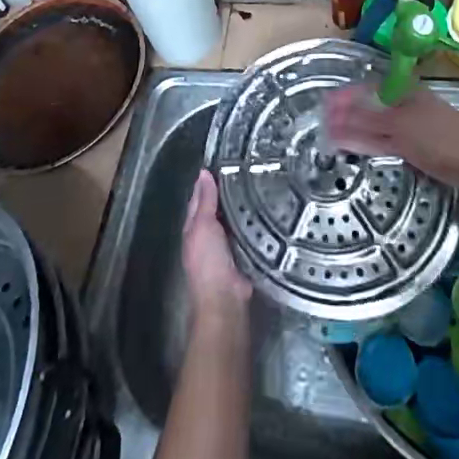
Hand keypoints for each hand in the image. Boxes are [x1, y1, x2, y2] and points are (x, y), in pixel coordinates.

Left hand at [181, 169, 250, 322]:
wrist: (225, 297)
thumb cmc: (208, 259)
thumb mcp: (203, 225)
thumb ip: (205, 201)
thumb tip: (203, 173)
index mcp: (193, 226)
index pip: (199, 197)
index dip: (207, 181)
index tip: (223, 161)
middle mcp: (207, 234)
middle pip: (217, 208)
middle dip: (228, 192)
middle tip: (246, 170)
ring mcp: (225, 245)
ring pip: (233, 218)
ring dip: (243, 205)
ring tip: (259, 184)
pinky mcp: (242, 253)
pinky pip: (247, 232)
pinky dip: (253, 221)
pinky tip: (266, 211)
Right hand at [323, 83, 458, 191]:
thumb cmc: (440, 140)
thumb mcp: (398, 129)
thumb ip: (364, 123)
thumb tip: (333, 117)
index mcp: (406, 92)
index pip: (367, 88)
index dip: (345, 97)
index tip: (324, 107)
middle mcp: (409, 105)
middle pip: (372, 107)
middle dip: (348, 115)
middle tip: (325, 125)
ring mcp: (416, 126)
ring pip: (379, 125)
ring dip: (357, 130)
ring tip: (334, 137)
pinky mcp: (421, 146)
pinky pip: (388, 140)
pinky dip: (371, 143)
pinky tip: (358, 147)